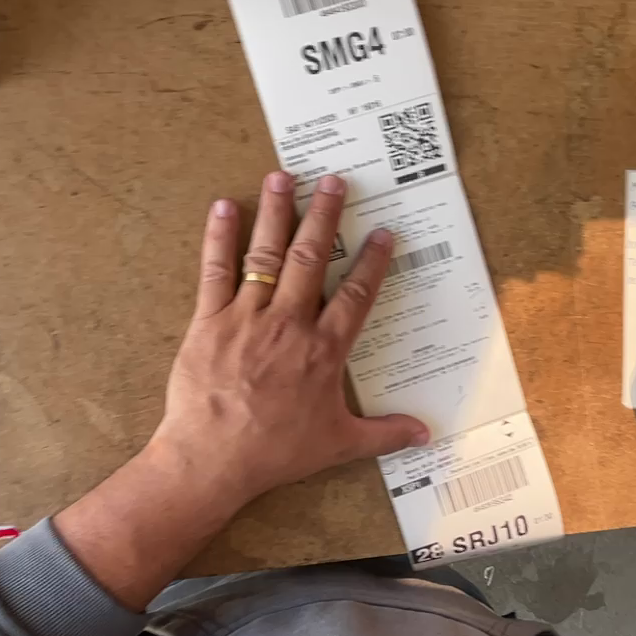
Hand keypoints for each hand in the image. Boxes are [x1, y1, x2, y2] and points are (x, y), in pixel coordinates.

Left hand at [147, 170, 429, 509]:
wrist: (214, 458)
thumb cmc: (277, 452)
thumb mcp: (339, 444)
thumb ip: (385, 433)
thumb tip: (426, 434)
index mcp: (324, 350)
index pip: (355, 295)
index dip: (371, 261)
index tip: (382, 233)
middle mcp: (289, 323)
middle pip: (311, 258)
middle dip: (324, 216)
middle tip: (334, 181)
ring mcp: (248, 317)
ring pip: (267, 254)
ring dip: (276, 212)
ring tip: (283, 177)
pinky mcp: (209, 321)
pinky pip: (215, 271)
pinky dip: (220, 238)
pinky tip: (223, 208)